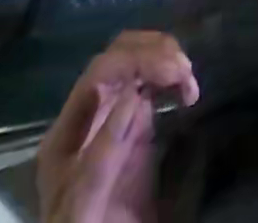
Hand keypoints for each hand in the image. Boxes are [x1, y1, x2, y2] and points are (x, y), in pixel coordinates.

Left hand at [37, 31, 200, 222]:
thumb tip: (132, 96)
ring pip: (138, 60)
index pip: (101, 71)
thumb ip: (103, 155)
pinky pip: (152, 82)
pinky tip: (187, 93)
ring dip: (168, 59)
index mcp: (68, 131)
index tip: (175, 72)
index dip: (139, 60)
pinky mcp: (136, 122)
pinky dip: (173, 75)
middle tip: (185, 72)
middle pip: (120, 55)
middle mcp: (89, 113)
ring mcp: (113, 115)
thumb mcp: (85, 205)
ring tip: (189, 82)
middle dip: (157, 52)